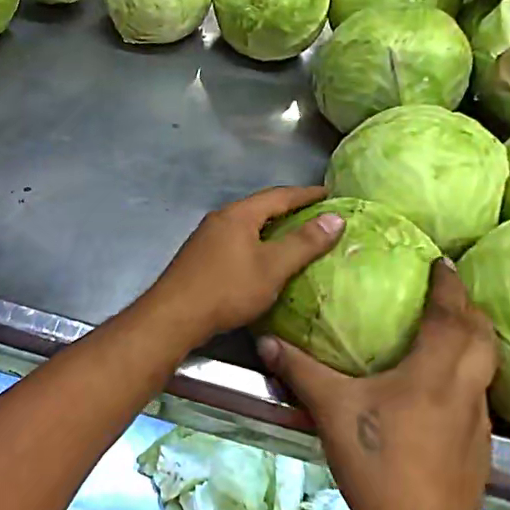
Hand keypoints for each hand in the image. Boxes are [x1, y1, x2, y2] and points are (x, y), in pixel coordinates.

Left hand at [137, 186, 344, 348]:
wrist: (175, 315)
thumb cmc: (227, 289)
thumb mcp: (273, 267)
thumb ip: (304, 242)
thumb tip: (335, 217)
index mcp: (239, 214)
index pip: (279, 195)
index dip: (307, 194)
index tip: (330, 194)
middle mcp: (221, 218)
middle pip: (261, 206)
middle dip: (290, 208)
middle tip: (317, 214)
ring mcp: (207, 236)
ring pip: (247, 224)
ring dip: (272, 226)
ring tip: (297, 235)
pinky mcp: (201, 255)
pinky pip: (237, 239)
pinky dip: (257, 241)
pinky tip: (265, 258)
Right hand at [257, 262, 497, 509]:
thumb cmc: (377, 462)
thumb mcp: (331, 409)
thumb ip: (299, 370)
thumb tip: (265, 341)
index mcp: (435, 372)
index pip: (451, 315)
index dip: (449, 285)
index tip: (443, 262)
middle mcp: (465, 390)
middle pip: (482, 337)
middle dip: (470, 309)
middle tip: (450, 292)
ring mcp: (478, 423)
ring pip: (485, 368)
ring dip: (474, 343)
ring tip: (451, 333)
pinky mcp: (479, 450)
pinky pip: (479, 397)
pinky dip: (468, 377)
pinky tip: (442, 393)